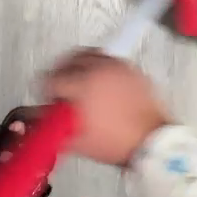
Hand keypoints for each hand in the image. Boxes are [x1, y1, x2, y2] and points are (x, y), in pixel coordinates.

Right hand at [42, 50, 169, 165]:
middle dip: (60, 71)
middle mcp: (99, 70)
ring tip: (77, 76)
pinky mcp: (132, 70)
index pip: (52, 79)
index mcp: (82, 85)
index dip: (45, 88)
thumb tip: (44, 119)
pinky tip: (100, 79)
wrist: (152, 142)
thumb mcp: (77, 140)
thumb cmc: (118, 143)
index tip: (47, 94)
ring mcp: (117, 67)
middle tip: (59, 83)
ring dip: (80, 64)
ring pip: (90, 54)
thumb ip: (55, 125)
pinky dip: (101, 66)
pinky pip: (111, 59)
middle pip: (69, 59)